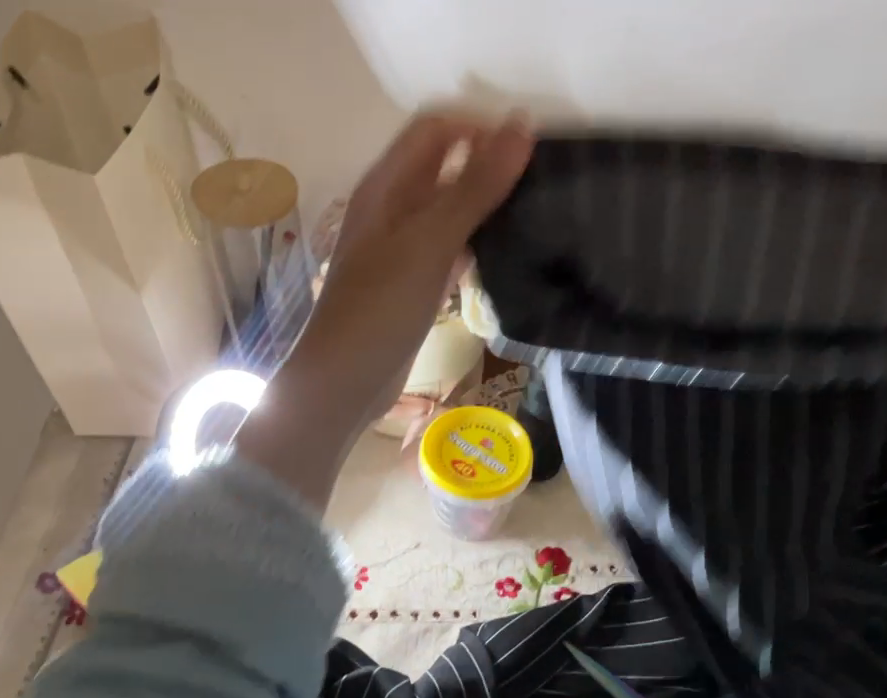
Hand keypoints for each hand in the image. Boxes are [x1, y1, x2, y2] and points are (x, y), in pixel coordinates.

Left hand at [235, 113, 533, 509]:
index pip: (436, 130)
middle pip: (445, 167)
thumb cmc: (380, 308)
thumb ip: (475, 187)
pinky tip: (510, 256)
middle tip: (541, 184)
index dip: (479, 130)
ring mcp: (402, 249)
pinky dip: (476, 246)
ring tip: (535, 215)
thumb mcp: (429, 242)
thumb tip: (522, 126)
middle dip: (488, 167)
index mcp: (385, 186)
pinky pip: (450, 250)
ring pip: (450, 211)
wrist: (345, 380)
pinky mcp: (414, 284)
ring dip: (486, 208)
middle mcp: (392, 210)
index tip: (525, 153)